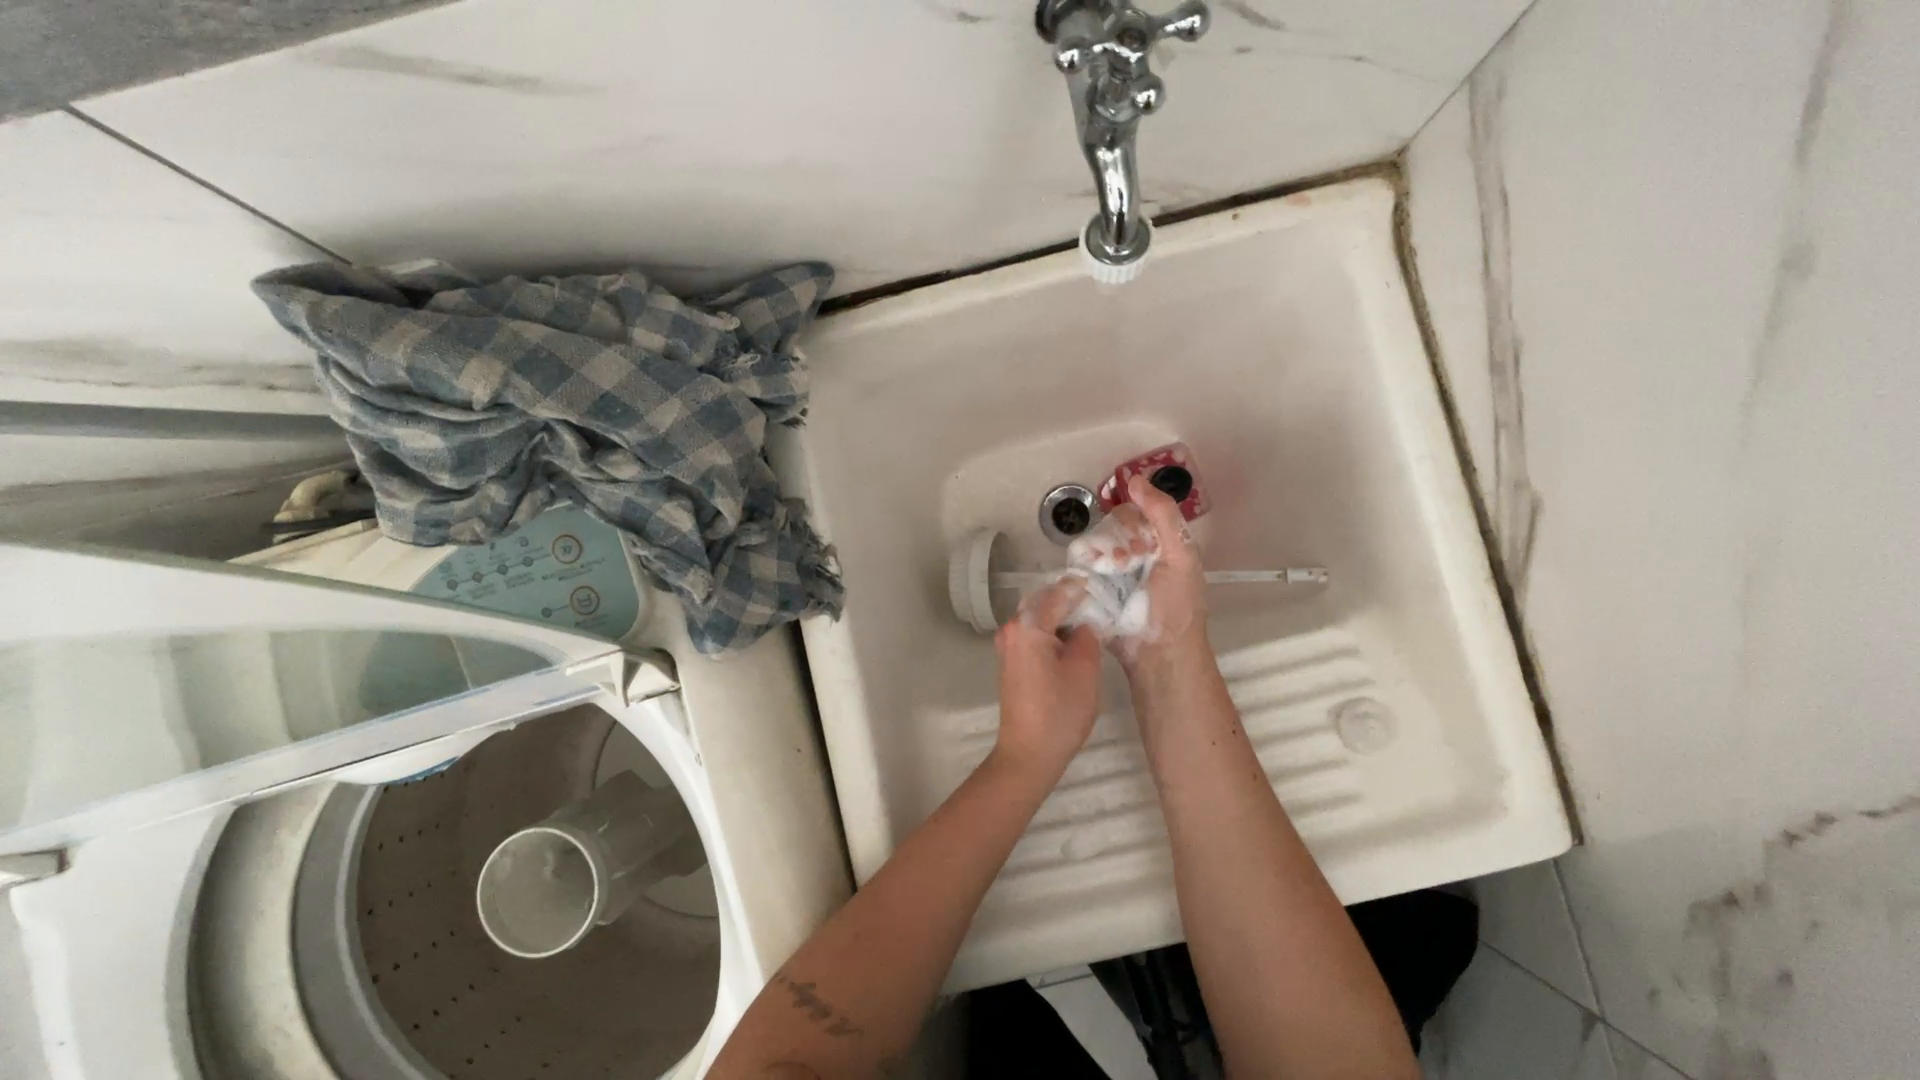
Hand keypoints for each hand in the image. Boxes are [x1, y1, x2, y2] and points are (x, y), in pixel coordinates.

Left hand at [993, 577, 1102, 779]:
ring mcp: (1008, 646)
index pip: (1058, 592)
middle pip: (1045, 602)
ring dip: (1064, 619)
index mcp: (1027, 626)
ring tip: (1094, 626)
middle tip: (1104, 607)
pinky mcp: (1012, 662)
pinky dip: (1054, 634)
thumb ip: (1087, 635)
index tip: (1108, 589)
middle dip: (1073, 602)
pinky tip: (1075, 645)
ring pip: (1040, 619)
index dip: (1084, 589)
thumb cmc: (1060, 711)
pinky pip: (1035, 636)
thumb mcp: (1085, 669)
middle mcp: (1011, 629)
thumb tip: (1085, 624)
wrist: (1029, 753)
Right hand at [1078, 474, 1208, 666]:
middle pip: (1110, 525)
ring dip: (1102, 553)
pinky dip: (1084, 566)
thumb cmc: (1177, 606)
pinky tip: (1095, 579)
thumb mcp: (1181, 555)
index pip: (1135, 512)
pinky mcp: (1089, 589)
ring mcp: (1108, 572)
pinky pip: (1077, 565)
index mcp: (1158, 544)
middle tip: (1127, 560)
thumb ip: (1163, 515)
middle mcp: (1132, 555)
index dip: (1133, 517)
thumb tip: (1135, 480)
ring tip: (1112, 572)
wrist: (1158, 653)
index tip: (1139, 538)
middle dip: (1117, 538)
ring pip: (1092, 542)